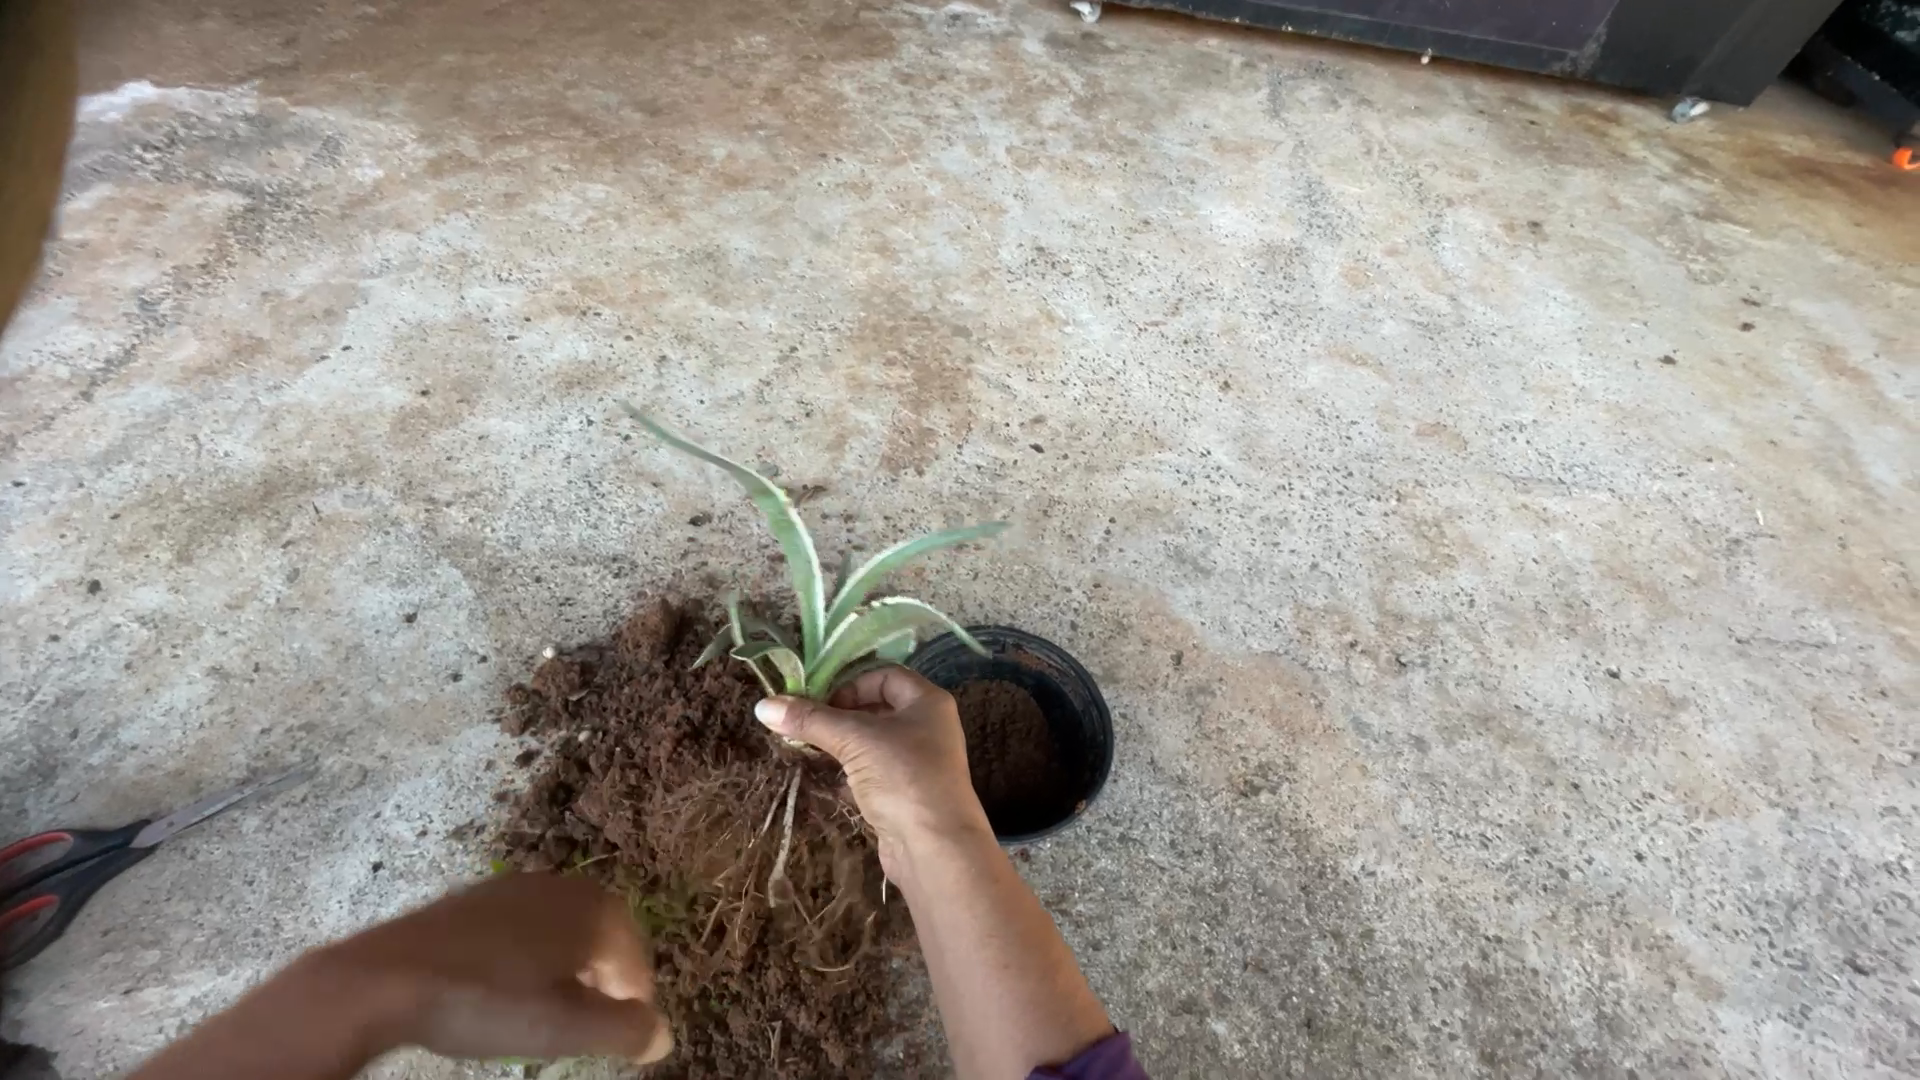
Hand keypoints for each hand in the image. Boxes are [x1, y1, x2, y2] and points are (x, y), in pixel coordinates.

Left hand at [298, 873, 672, 1063]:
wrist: (387, 977)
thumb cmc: (489, 1000)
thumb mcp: (563, 1028)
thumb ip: (623, 1031)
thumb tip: (664, 1036)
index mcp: (599, 908)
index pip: (637, 957)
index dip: (635, 1000)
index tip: (620, 1036)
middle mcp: (570, 885)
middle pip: (605, 938)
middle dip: (604, 981)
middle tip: (587, 1025)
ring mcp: (524, 885)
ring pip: (565, 930)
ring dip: (567, 968)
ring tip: (547, 1010)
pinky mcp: (482, 896)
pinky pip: (527, 927)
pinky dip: (531, 956)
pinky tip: (505, 986)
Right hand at [755, 667, 991, 879]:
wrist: (935, 847)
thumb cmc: (902, 776)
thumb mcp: (854, 740)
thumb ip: (811, 720)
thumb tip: (763, 705)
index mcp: (927, 701)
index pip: (885, 675)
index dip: (851, 683)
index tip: (820, 702)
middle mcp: (928, 727)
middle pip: (878, 708)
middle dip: (840, 715)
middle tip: (806, 726)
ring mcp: (919, 763)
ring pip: (873, 743)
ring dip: (842, 745)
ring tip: (807, 750)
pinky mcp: (906, 795)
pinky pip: (873, 773)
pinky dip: (849, 773)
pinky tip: (825, 780)